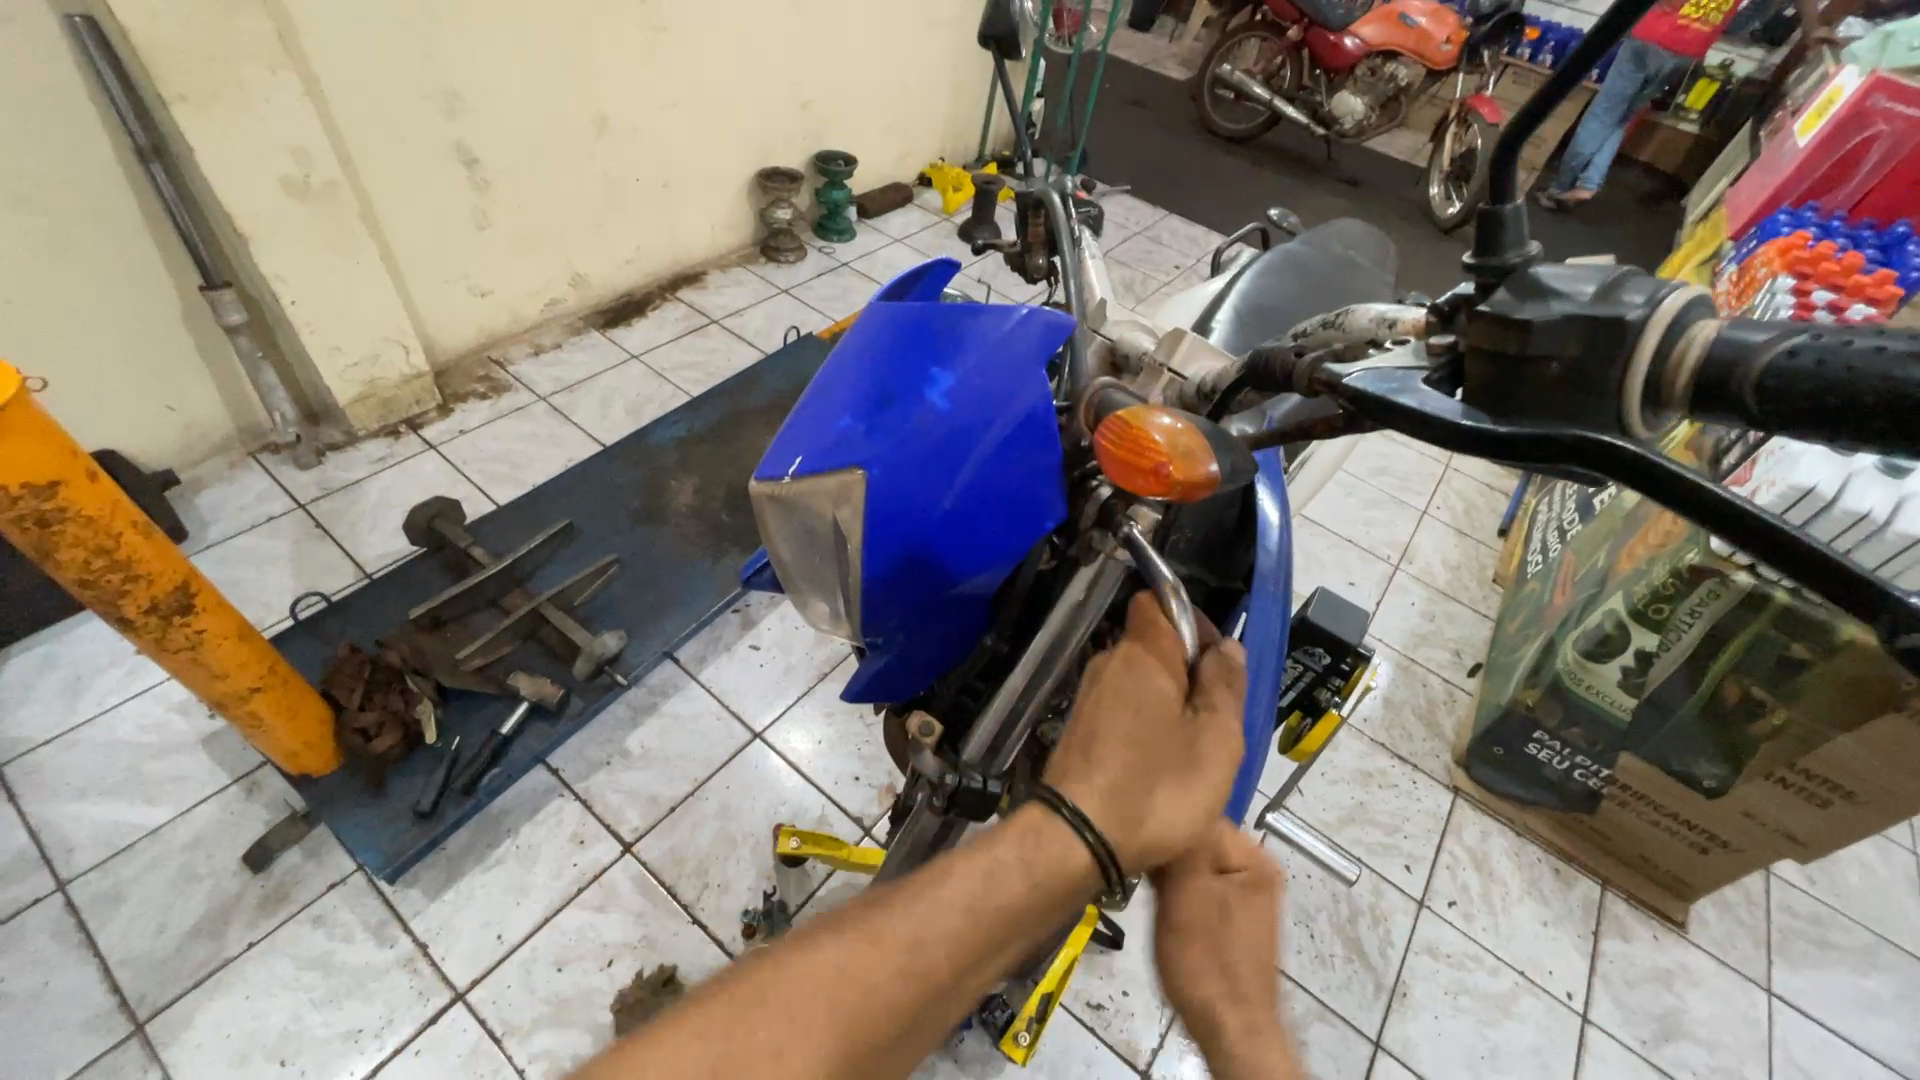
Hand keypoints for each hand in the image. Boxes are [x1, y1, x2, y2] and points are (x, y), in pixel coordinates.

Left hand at [1042, 591, 1246, 871]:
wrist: (1077, 839)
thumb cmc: (1158, 787)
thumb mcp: (1215, 740)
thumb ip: (1224, 686)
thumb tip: (1226, 646)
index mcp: (1142, 654)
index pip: (1159, 602)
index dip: (1192, 620)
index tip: (1218, 659)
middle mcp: (1108, 665)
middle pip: (1154, 648)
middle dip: (1189, 673)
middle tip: (1218, 718)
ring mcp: (1088, 699)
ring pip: (1140, 684)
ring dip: (1170, 706)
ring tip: (1195, 752)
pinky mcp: (1079, 731)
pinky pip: (1123, 712)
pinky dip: (1147, 728)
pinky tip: (1162, 769)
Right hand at [1153, 821, 1293, 1075]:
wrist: (1229, 1030)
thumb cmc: (1206, 960)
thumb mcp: (1184, 892)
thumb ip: (1177, 845)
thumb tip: (1157, 805)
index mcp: (1253, 855)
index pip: (1197, 816)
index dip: (1162, 826)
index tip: (1132, 837)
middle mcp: (1256, 867)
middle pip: (1195, 839)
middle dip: (1165, 851)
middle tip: (1135, 864)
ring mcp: (1246, 893)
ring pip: (1192, 863)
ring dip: (1167, 873)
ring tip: (1144, 884)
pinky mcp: (1233, 916)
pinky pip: (1198, 885)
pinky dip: (1177, 891)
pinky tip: (1162, 904)